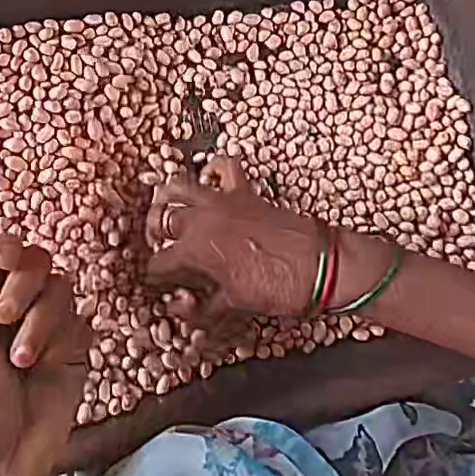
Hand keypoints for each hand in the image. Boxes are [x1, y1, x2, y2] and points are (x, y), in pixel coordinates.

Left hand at [0, 232, 89, 475]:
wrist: (2, 469)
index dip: (5, 248)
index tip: (3, 255)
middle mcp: (18, 312)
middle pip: (34, 263)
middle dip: (21, 282)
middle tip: (3, 315)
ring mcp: (48, 329)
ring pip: (59, 287)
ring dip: (38, 318)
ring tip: (21, 359)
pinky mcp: (74, 349)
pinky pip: (78, 319)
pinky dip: (58, 336)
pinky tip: (41, 365)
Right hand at [143, 156, 324, 321]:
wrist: (320, 265)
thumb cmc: (277, 287)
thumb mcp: (235, 304)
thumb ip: (202, 307)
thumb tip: (180, 306)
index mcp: (195, 249)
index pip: (160, 261)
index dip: (155, 273)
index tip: (156, 279)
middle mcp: (202, 219)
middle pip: (165, 222)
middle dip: (158, 236)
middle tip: (164, 248)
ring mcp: (222, 201)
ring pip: (181, 188)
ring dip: (171, 199)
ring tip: (171, 210)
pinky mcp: (244, 192)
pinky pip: (224, 168)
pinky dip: (215, 170)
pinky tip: (211, 178)